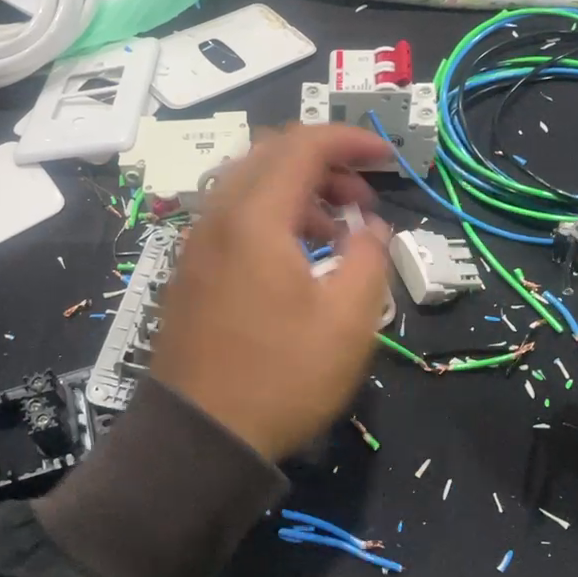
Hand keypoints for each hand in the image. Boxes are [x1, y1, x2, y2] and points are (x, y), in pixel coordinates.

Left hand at [151, 125, 393, 462]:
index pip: (304, 145)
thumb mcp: (348, 321)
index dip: (352, 139)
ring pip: (248, 185)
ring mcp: (196, 244)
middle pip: (271, 154)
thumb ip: (369, 257)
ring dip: (297, 191)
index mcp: (255, 217)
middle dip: (325, 162)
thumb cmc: (281, 378)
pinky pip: (232, 218)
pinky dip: (270, 217)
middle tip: (362, 199)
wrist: (199, 437)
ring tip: (335, 234)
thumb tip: (368, 226)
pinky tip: (295, 260)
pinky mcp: (189, 271)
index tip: (388, 158)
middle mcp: (217, 217)